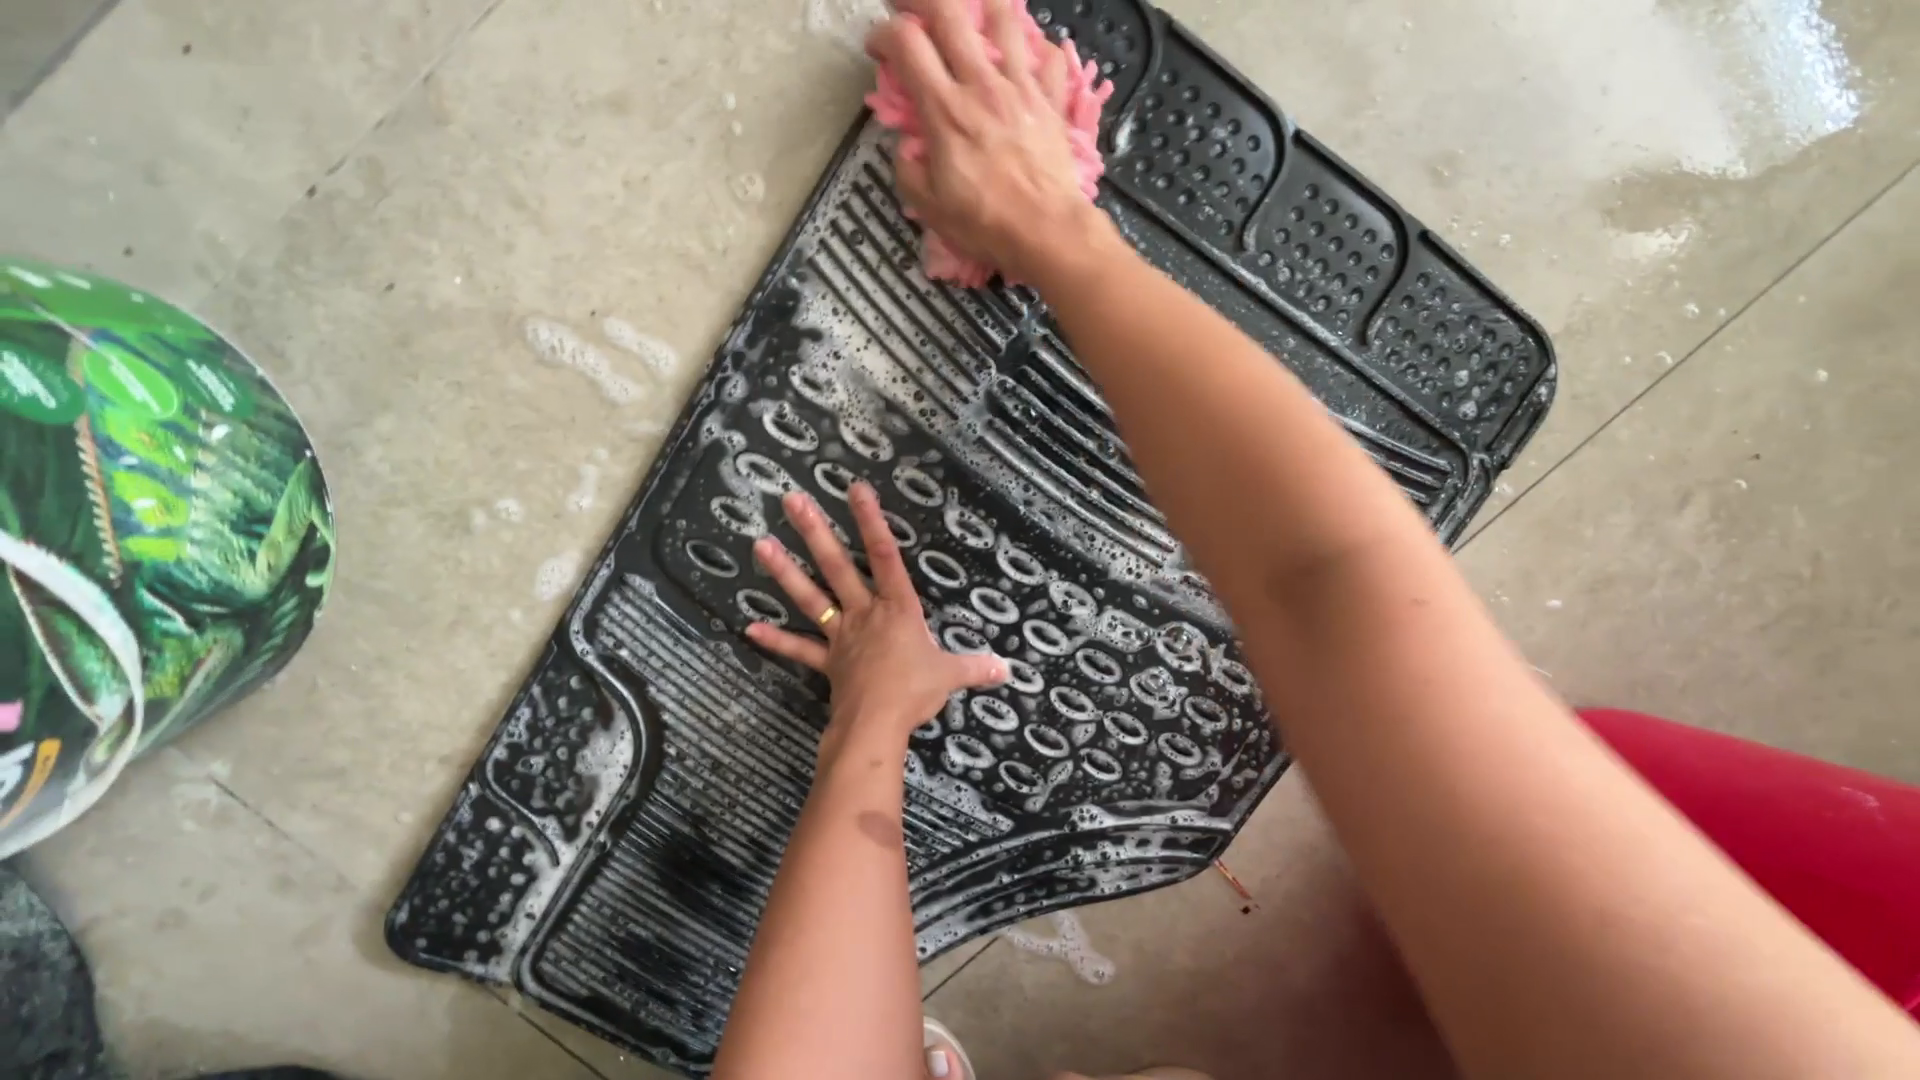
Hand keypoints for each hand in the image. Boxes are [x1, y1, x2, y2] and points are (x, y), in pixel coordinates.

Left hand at [746, 483, 1007, 750]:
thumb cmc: (914, 691)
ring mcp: (841, 635)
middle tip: (791, 501)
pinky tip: (750, 627)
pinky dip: (776, 639)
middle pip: (837, 566)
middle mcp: (865, 613)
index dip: (871, 521)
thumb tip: (1006, 669)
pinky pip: (800, 648)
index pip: (886, 556)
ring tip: (760, 545)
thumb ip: (975, 667)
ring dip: (785, 572)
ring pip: (810, 598)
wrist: (877, 723)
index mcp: (897, 608)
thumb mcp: (950, 675)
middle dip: (814, 532)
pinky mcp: (827, 661)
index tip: (856, 489)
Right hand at [866, 0, 1114, 284]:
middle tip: (909, 8)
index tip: (877, 48)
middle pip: (948, 12)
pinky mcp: (1051, 101)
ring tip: (969, 11)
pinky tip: (1027, 55)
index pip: (905, 44)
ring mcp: (1020, 87)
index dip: (883, 34)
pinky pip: (1048, 57)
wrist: (1046, 232)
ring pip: (1003, 17)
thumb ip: (908, 171)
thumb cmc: (986, 224)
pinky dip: (1037, 48)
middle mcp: (981, 85)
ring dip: (981, 5)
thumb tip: (907, 148)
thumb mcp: (929, 207)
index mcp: (944, 110)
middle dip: (921, 0)